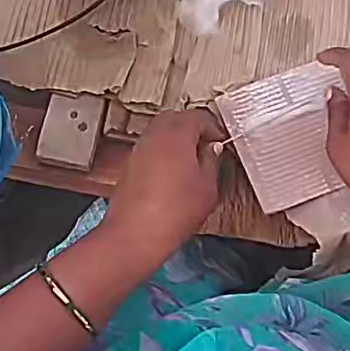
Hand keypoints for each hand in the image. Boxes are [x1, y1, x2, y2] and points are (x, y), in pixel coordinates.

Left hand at [98, 108, 222, 263]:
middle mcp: (153, 135)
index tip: (221, 141)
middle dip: (191, 128)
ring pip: (159, 132)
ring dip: (175, 140)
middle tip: (206, 146)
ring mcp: (138, 149)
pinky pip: (149, 149)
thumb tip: (210, 149)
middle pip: (174, 118)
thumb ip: (211, 161)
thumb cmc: (176, 210)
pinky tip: (171, 175)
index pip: (197, 116)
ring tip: (190, 162)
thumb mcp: (207, 187)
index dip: (213, 127)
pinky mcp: (128, 165)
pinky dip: (161, 153)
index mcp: (176, 134)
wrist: (135, 234)